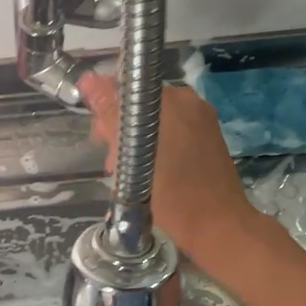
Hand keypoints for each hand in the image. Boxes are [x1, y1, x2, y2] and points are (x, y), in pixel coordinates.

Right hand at [79, 73, 264, 262]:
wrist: (217, 226)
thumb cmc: (171, 193)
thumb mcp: (132, 155)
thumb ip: (111, 114)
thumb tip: (88, 78)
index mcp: (171, 98)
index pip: (127, 89)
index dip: (108, 114)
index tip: (102, 142)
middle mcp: (189, 102)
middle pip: (141, 106)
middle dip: (121, 133)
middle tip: (115, 167)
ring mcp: (202, 121)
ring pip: (155, 123)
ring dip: (136, 145)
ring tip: (131, 178)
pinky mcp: (209, 141)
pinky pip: (173, 135)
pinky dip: (156, 150)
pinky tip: (151, 177)